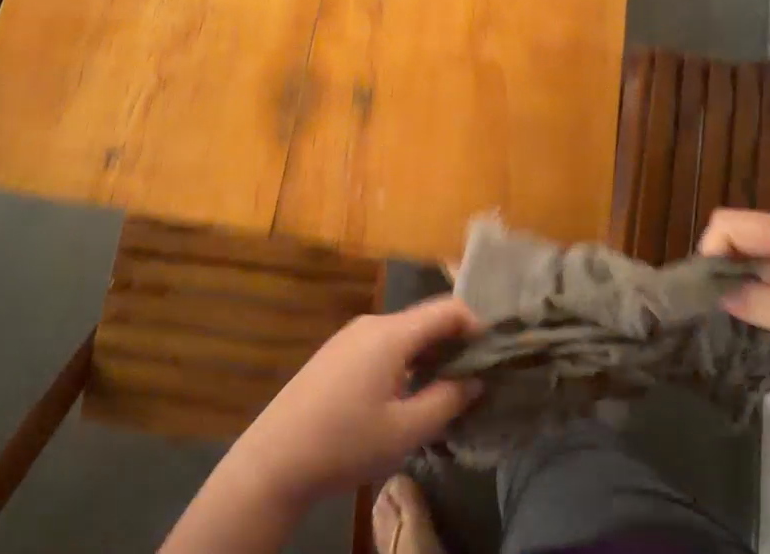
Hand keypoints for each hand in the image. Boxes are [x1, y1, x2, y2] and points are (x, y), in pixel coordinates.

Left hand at [222, 297, 481, 504]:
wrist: (273, 459)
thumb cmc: (345, 443)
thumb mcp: (405, 430)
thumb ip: (448, 401)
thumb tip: (476, 380)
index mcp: (391, 333)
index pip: (448, 309)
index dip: (478, 325)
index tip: (496, 355)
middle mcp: (371, 324)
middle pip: (426, 320)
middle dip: (455, 344)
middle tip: (477, 379)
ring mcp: (349, 337)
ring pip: (404, 335)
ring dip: (430, 355)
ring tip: (447, 392)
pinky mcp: (335, 354)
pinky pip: (383, 346)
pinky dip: (406, 361)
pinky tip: (408, 395)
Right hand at [699, 210, 769, 397]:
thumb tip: (718, 293)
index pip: (732, 224)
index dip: (710, 254)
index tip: (708, 298)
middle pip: (744, 234)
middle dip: (724, 268)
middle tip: (720, 315)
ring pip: (763, 252)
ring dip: (746, 281)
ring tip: (743, 323)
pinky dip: (769, 288)